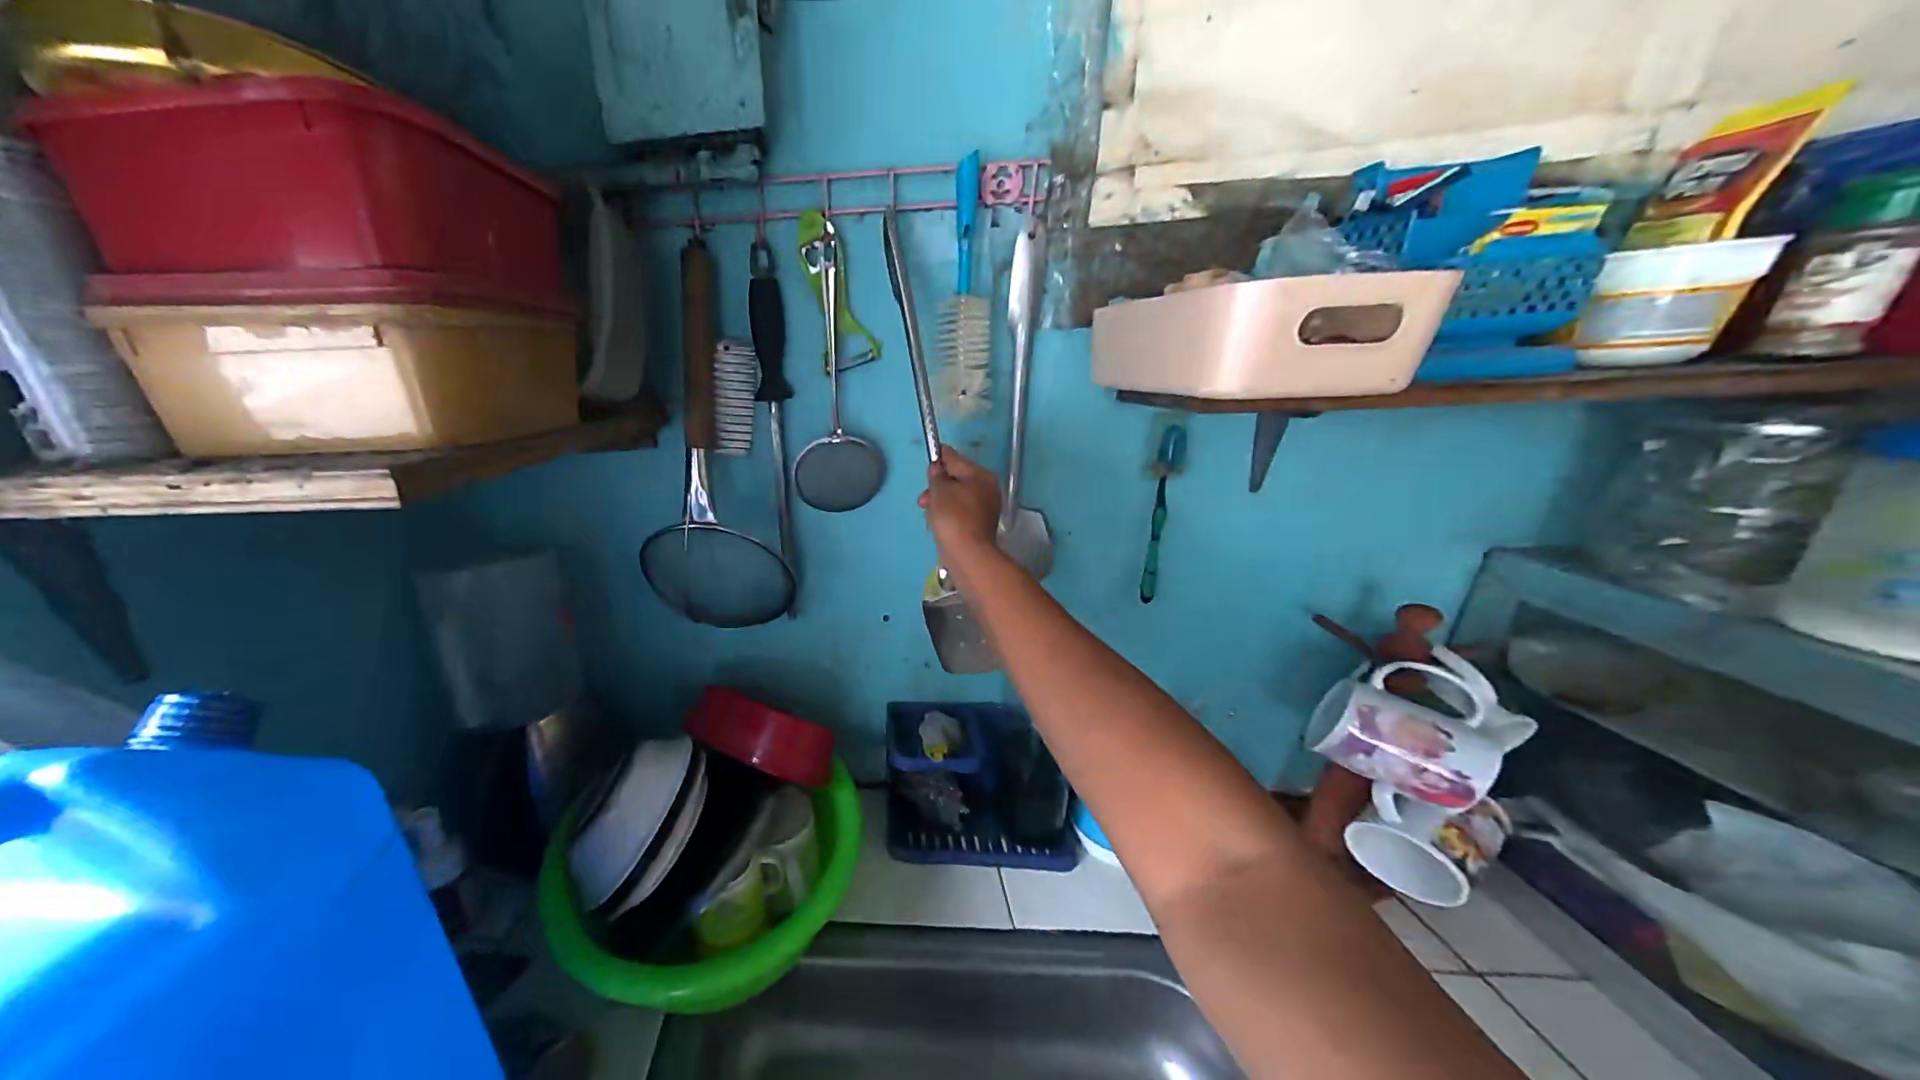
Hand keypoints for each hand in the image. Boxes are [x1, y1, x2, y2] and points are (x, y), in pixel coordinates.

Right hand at [918, 445, 1000, 568]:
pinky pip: (959, 512)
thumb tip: (937, 468)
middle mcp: (987, 488)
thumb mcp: (939, 490)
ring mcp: (985, 507)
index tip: (926, 466)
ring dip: (939, 502)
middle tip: (924, 499)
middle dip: (937, 487)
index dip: (937, 459)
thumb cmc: (953, 517)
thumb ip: (936, 474)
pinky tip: (937, 524)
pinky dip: (947, 515)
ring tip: (929, 515)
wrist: (967, 553)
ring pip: (955, 496)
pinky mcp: (979, 524)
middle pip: (955, 478)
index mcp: (980, 475)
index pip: (954, 458)